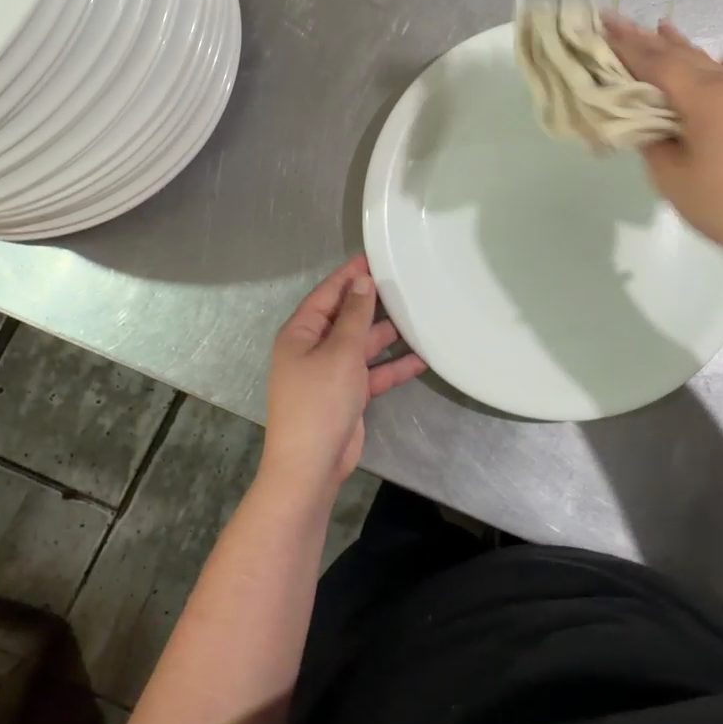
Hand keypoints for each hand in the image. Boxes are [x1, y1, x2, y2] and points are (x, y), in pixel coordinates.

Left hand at [261, 256, 426, 488]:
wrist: (311, 466)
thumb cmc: (320, 402)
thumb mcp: (340, 353)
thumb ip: (354, 316)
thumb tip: (362, 282)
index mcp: (300, 334)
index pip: (327, 295)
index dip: (350, 275)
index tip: (375, 257)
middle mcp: (312, 350)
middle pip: (346, 318)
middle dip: (373, 304)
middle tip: (406, 284)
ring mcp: (329, 374)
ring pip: (362, 346)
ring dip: (388, 336)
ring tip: (420, 317)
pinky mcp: (347, 395)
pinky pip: (372, 373)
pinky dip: (393, 367)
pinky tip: (422, 359)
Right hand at [604, 13, 722, 265]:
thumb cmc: (720, 205)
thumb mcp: (670, 177)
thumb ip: (653, 139)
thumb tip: (648, 119)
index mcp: (703, 98)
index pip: (656, 63)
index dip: (626, 46)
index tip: (602, 26)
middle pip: (681, 55)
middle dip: (647, 39)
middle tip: (618, 20)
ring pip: (708, 62)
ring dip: (680, 46)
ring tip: (658, 27)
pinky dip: (712, 65)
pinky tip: (710, 59)